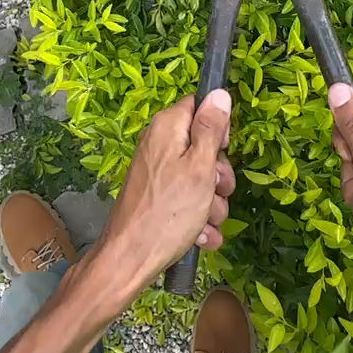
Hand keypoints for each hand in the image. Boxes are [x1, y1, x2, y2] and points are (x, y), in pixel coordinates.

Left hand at [92, 89, 235, 296]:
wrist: (130, 259)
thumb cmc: (168, 211)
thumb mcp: (199, 167)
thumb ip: (210, 129)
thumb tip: (219, 93)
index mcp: (168, 127)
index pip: (200, 108)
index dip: (217, 130)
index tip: (222, 151)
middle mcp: (159, 143)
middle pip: (203, 147)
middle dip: (218, 175)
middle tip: (216, 192)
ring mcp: (157, 171)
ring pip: (199, 178)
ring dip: (211, 203)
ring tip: (206, 222)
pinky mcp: (157, 196)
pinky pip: (186, 199)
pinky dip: (196, 218)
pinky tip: (199, 236)